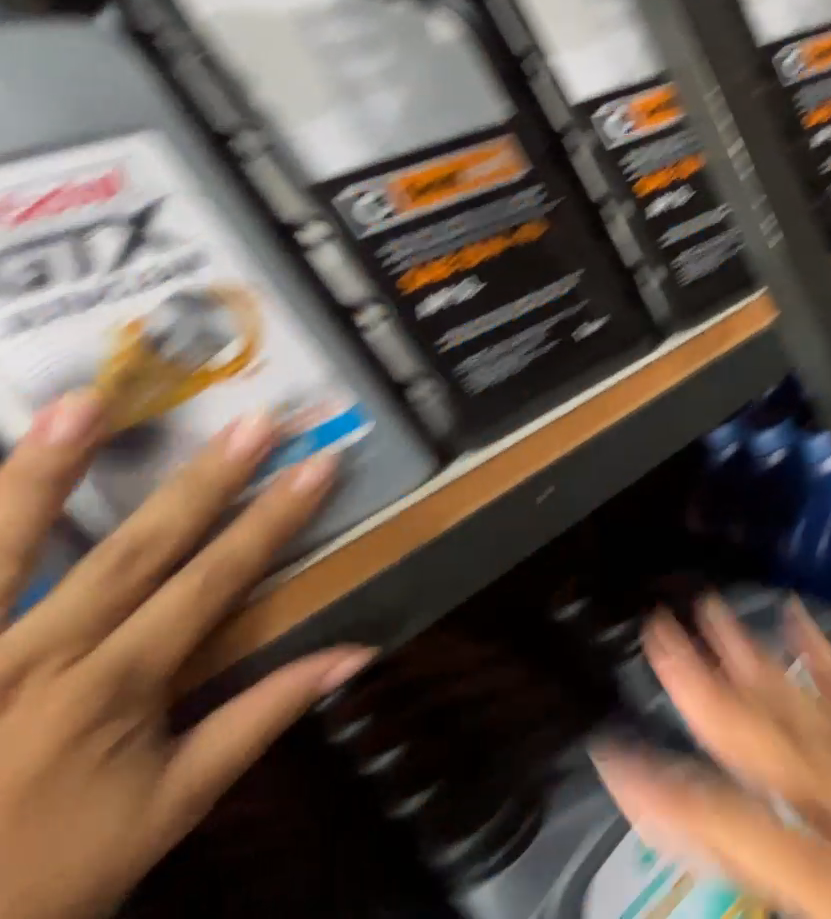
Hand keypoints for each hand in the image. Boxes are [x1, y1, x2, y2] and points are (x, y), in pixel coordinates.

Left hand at [0, 393, 374, 918]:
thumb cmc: (50, 865)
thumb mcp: (169, 806)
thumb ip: (257, 721)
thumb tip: (356, 655)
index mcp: (112, 689)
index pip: (212, 582)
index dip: (272, 520)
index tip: (318, 464)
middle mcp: (33, 659)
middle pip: (129, 551)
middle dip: (199, 482)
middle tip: (248, 421)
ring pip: (1, 548)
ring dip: (42, 472)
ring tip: (80, 404)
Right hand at [591, 599, 830, 918]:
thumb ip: (800, 889)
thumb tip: (739, 862)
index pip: (748, 833)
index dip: (676, 797)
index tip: (623, 758)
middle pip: (781, 744)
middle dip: (715, 688)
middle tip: (665, 637)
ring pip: (818, 707)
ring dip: (761, 659)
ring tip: (715, 614)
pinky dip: (829, 661)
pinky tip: (801, 624)